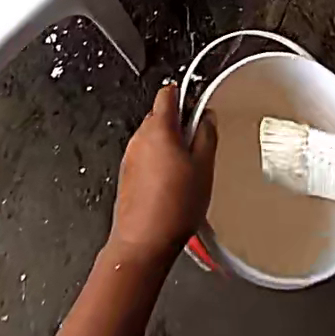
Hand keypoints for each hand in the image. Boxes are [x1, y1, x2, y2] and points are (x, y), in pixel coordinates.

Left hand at [106, 85, 216, 263]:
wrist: (143, 242)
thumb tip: (207, 117)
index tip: (197, 106)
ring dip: (169, 145)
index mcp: (159, 127)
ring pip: (153, 137)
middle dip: (180, 124)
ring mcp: (131, 155)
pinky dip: (158, 163)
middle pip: (161, 115)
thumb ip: (207, 134)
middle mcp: (140, 137)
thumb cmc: (173, 207)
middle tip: (199, 144)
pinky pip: (145, 157)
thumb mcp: (204, 167)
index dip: (184, 94)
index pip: (168, 93)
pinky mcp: (127, 173)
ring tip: (188, 171)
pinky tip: (172, 185)